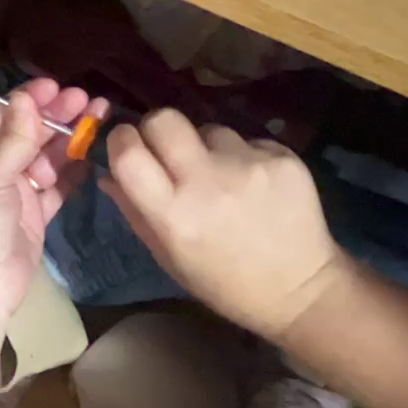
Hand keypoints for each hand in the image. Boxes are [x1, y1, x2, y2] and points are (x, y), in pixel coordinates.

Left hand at [0, 79, 107, 324]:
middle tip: (87, 100)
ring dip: (69, 141)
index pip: (3, 118)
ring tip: (99, 119)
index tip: (57, 86)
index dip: (29, 101)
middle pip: (27, 135)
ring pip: (45, 160)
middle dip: (56, 117)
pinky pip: (56, 189)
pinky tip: (93, 156)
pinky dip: (72, 174)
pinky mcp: (34, 217)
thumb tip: (25, 98)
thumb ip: (12, 140)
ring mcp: (15, 195)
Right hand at [101, 108, 351, 337]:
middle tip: (166, 150)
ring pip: (208, 129)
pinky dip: (240, 157)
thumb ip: (134, 211)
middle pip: (164, 119)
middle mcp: (208, 182)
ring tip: (220, 178)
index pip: (128, 152)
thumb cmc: (222, 282)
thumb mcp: (167, 256)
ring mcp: (248, 164)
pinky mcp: (282, 156)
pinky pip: (245, 140)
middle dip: (156, 129)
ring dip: (204, 148)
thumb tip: (108, 173)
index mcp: (173, 214)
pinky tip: (251, 185)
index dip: (120, 141)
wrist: (299, 287)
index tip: (125, 146)